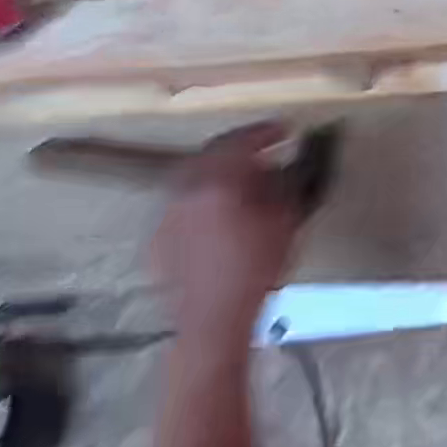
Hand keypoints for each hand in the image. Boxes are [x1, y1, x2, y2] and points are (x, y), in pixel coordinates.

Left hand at [148, 123, 300, 342]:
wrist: (213, 317)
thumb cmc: (258, 266)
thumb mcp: (285, 221)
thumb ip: (284, 186)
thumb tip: (284, 166)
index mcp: (218, 182)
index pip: (239, 141)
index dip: (264, 131)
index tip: (286, 129)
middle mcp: (185, 190)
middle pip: (210, 155)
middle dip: (240, 149)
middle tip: (267, 152)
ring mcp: (167, 213)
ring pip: (193, 177)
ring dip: (221, 171)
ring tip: (247, 181)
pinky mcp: (160, 235)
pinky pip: (185, 202)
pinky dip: (207, 196)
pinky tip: (225, 213)